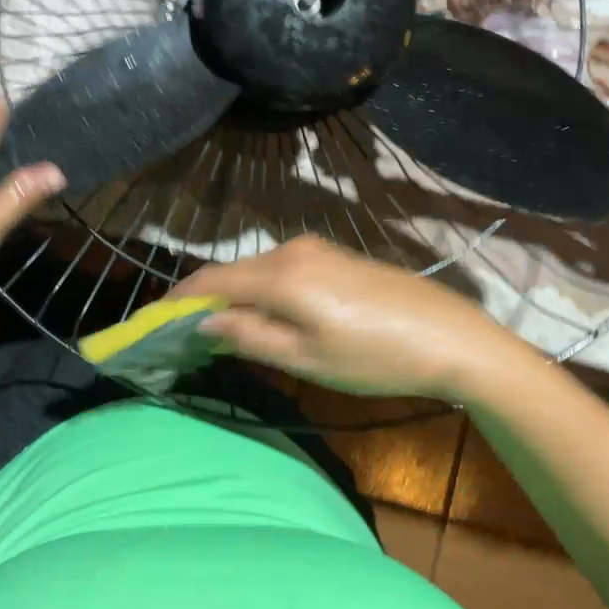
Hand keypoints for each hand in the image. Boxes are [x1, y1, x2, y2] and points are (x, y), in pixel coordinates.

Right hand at [172, 235, 539, 401]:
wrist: (456, 340)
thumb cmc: (376, 358)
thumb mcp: (306, 358)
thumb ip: (249, 335)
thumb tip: (205, 322)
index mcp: (279, 276)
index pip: (209, 281)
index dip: (176, 300)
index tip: (152, 321)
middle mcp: (290, 250)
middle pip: (229, 271)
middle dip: (201, 297)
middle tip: (182, 329)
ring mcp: (315, 249)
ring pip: (254, 269)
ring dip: (232, 293)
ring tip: (219, 326)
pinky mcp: (334, 256)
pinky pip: (279, 268)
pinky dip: (259, 288)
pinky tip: (264, 312)